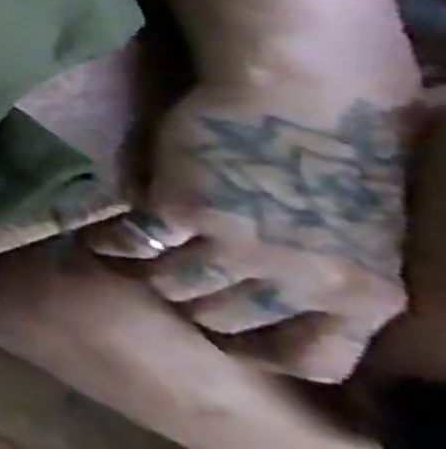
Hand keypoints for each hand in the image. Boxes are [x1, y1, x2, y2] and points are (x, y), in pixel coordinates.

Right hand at [86, 88, 411, 381]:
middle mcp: (300, 280)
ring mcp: (236, 244)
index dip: (260, 350)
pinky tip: (93, 237)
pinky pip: (134, 242)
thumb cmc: (333, 155)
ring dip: (144, 274)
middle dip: (189, 304)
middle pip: (225, 319)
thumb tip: (262, 292)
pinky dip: (107, 243)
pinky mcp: (181, 208)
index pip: (311, 358)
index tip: (226, 335)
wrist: (303, 96)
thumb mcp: (352, 235)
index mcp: (362, 295)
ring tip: (124, 260)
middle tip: (163, 283)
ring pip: (173, 286)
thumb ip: (316, 269)